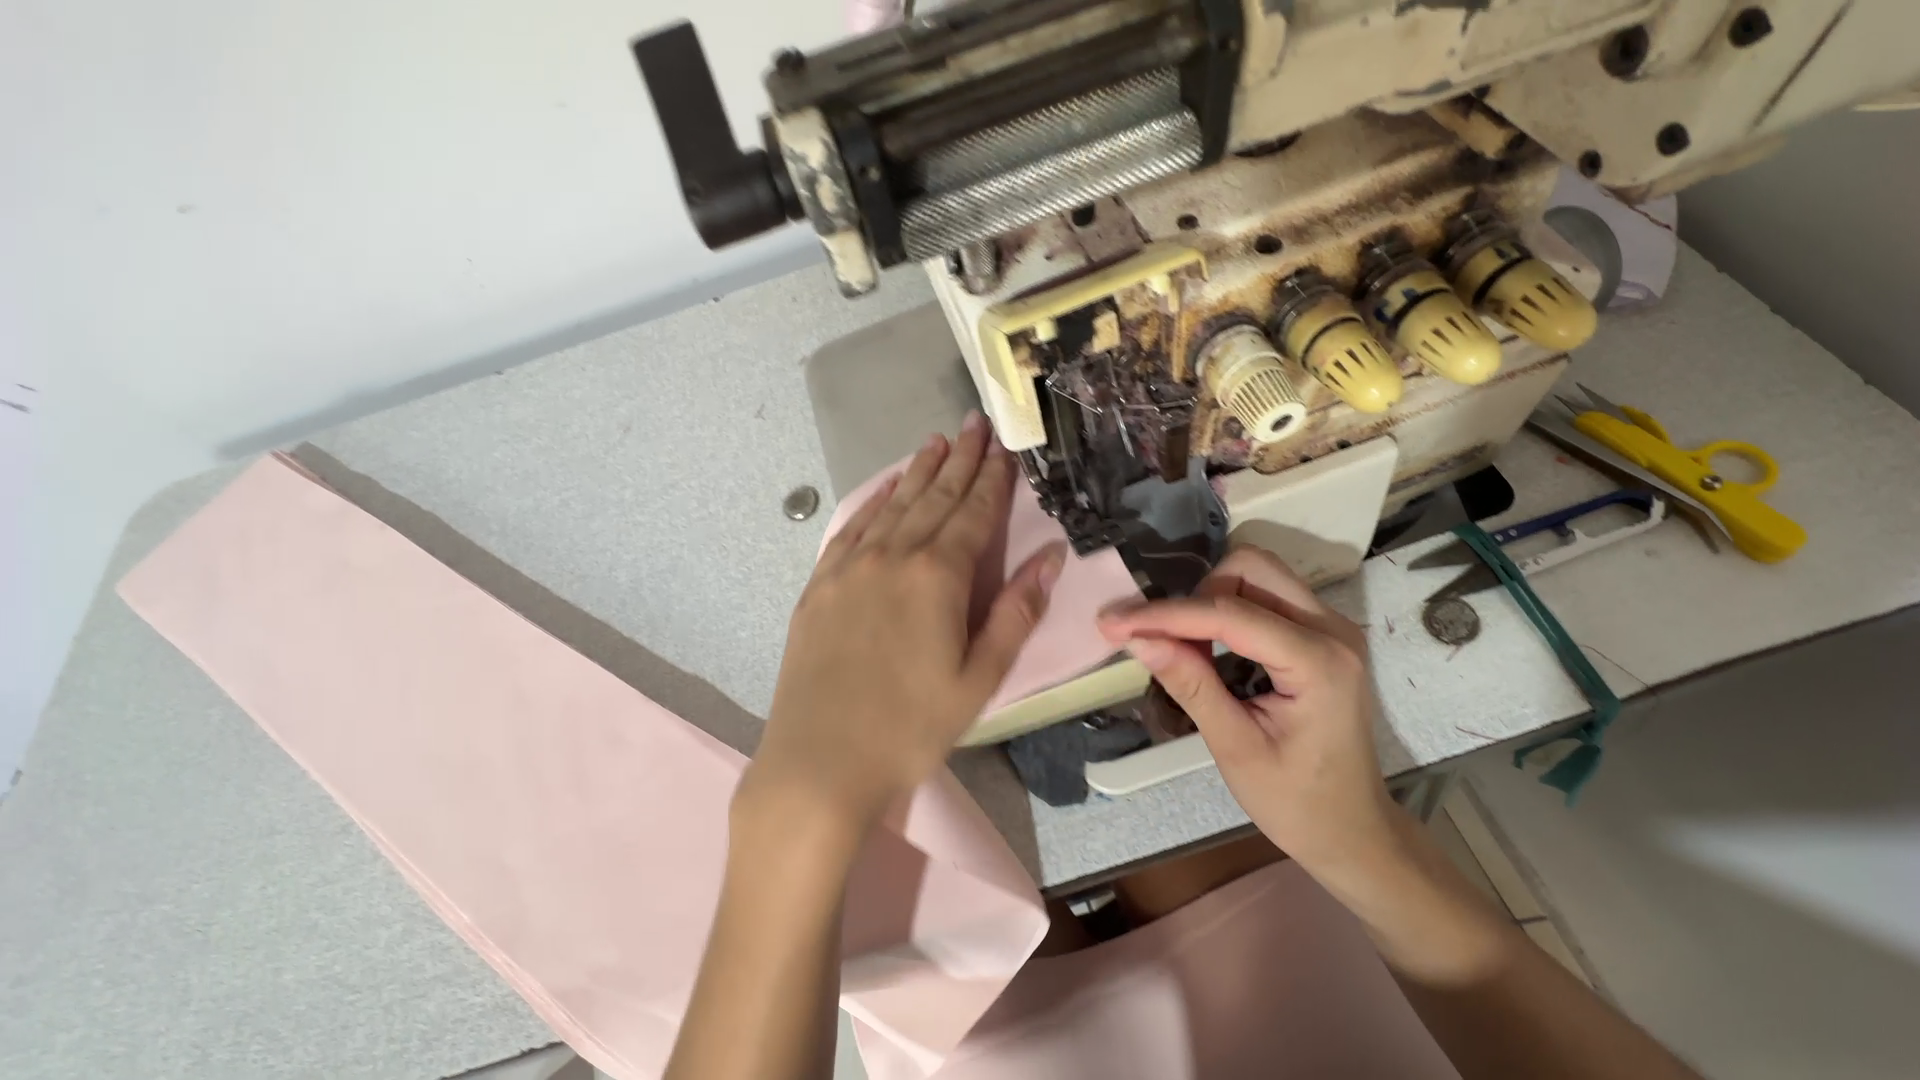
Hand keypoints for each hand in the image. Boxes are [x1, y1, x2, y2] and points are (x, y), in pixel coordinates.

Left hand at [746, 412, 1066, 832]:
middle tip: (973, 423)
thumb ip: (1015, 612)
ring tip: (936, 441)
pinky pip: (851, 528)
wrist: (820, 761)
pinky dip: (873, 501)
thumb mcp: (979, 678)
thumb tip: (1050, 556)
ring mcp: (849, 567)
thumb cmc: (911, 727)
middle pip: (933, 498)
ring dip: (917, 472)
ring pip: (892, 505)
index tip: (1004, 448)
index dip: (992, 480)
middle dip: (959, 460)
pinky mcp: (819, 585)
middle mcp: (892, 557)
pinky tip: (885, 488)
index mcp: (937, 577)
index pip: (973, 514)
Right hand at [1096, 547, 1399, 877]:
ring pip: (1258, 576)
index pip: (1229, 614)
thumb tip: (1137, 638)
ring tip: (1181, 647)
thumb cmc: (1296, 802)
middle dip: (1196, 595)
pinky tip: (1208, 650)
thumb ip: (1189, 685)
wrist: (1351, 831)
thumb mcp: (1235, 747)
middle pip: (1250, 569)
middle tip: (1164, 638)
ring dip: (1211, 600)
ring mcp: (1332, 629)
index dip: (1165, 615)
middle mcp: (1332, 630)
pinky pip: (1267, 598)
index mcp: (1318, 662)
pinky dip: (1228, 612)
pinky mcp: (1322, 636)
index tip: (1112, 623)